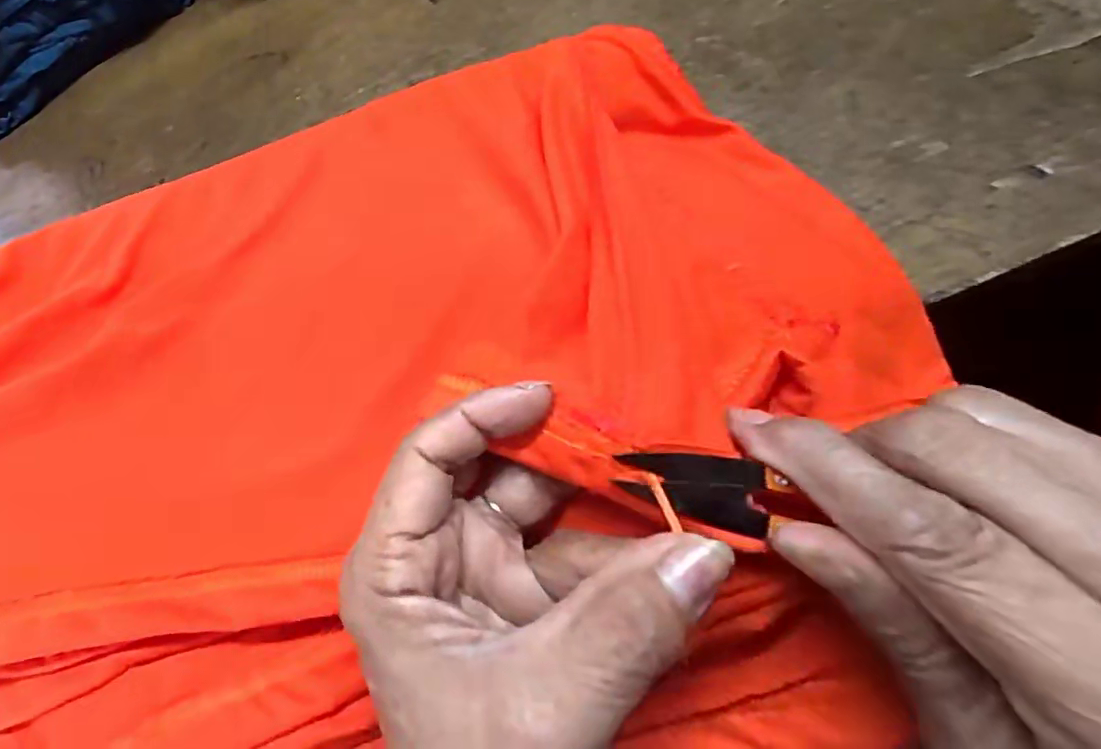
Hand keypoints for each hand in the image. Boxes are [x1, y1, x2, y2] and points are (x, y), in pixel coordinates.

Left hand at [341, 382, 734, 748]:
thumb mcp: (543, 706)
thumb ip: (624, 629)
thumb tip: (706, 551)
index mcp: (394, 565)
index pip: (428, 456)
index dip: (480, 414)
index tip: (544, 395)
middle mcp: (432, 557)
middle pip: (492, 476)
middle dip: (560, 459)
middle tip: (625, 447)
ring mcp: (481, 580)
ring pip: (545, 519)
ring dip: (608, 514)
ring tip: (673, 507)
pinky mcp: (524, 610)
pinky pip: (577, 567)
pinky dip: (625, 565)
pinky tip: (674, 565)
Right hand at [731, 386, 1100, 747]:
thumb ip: (912, 644)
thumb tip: (800, 535)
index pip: (939, 537)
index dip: (829, 470)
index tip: (749, 426)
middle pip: (966, 453)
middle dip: (862, 441)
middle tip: (816, 467)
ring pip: (1013, 422)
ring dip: (915, 431)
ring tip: (888, 470)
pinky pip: (1079, 434)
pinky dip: (993, 442)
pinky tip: (984, 484)